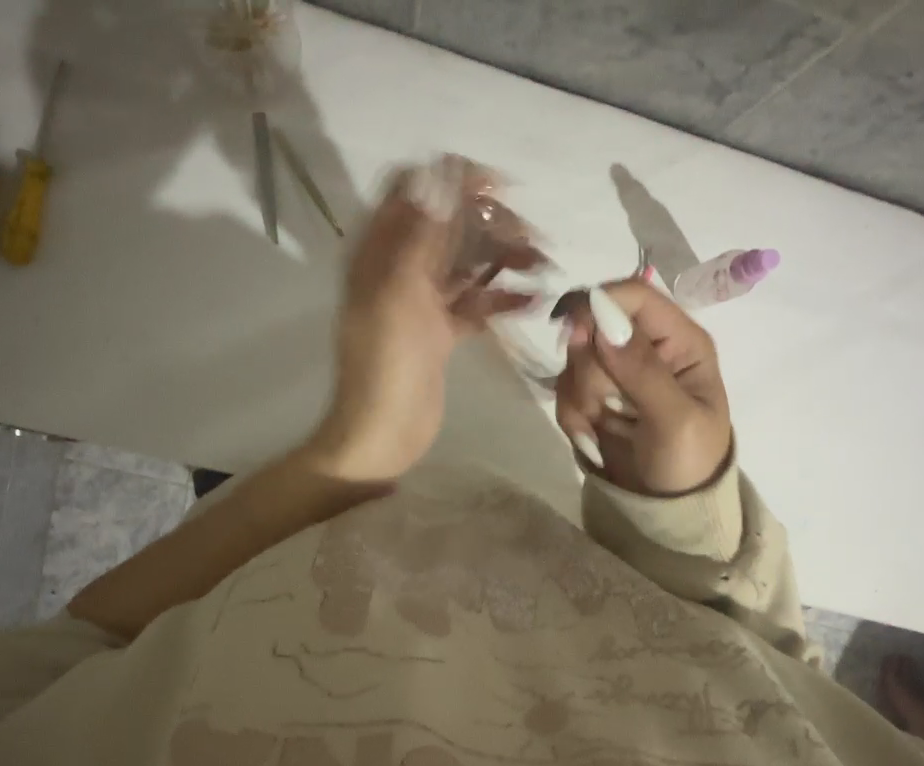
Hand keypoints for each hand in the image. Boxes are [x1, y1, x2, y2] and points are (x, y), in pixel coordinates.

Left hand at [303, 158, 542, 484]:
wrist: (383, 435)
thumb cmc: (387, 366)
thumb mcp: (401, 293)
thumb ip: (423, 233)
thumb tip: (444, 172)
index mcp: (379, 251)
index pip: (414, 190)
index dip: (455, 181)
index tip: (502, 189)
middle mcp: (399, 267)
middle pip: (448, 224)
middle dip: (491, 223)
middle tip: (534, 239)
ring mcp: (420, 300)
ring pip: (466, 262)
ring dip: (504, 259)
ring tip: (544, 264)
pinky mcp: (440, 331)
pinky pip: (475, 302)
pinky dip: (501, 299)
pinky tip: (533, 301)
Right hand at [553, 280, 731, 496]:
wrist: (669, 512)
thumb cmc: (689, 462)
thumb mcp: (675, 421)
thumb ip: (643, 371)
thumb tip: (605, 320)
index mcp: (680, 341)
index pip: (634, 295)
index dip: (600, 305)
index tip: (576, 335)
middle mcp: (646, 348)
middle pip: (594, 327)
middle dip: (590, 371)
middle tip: (605, 406)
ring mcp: (617, 373)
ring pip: (574, 360)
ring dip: (579, 398)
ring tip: (601, 428)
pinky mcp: (594, 397)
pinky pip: (564, 391)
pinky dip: (572, 417)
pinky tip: (592, 439)